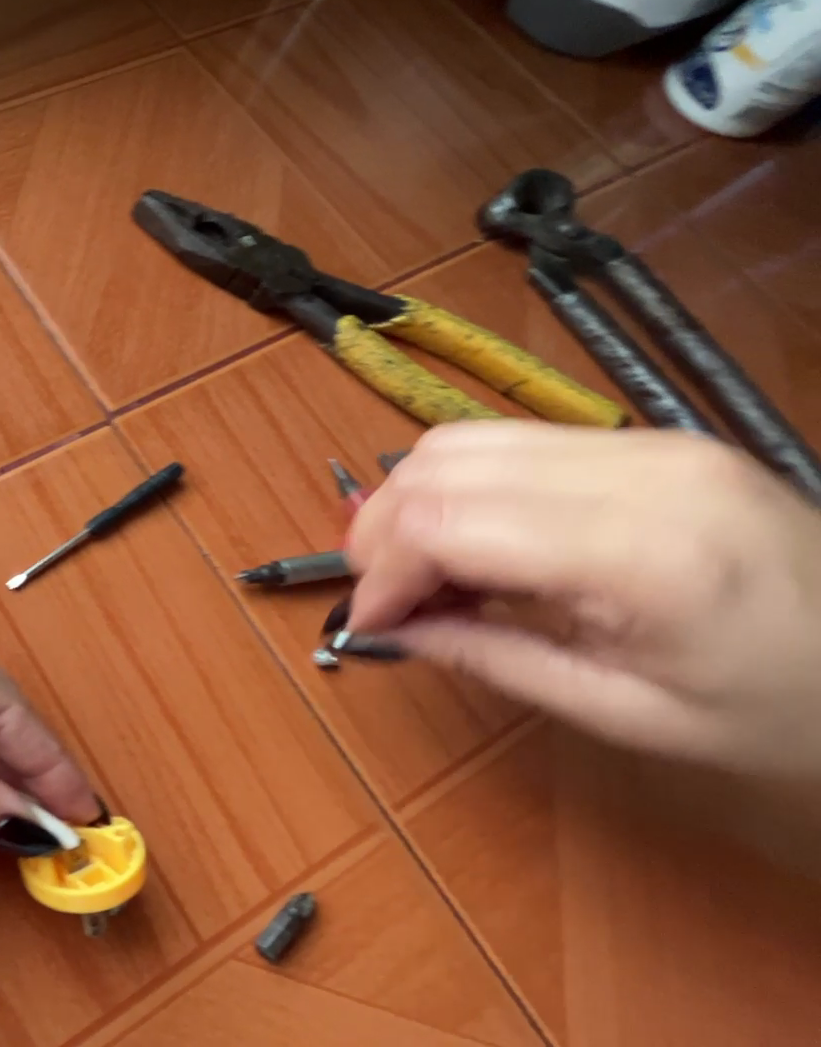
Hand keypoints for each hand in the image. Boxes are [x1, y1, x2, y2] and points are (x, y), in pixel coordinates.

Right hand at [346, 421, 820, 778]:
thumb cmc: (783, 710)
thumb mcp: (623, 711)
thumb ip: (488, 657)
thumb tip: (385, 626)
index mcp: (644, 555)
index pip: (446, 525)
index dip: (382, 572)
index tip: (369, 620)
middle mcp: (639, 472)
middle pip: (438, 469)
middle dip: (380, 532)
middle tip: (384, 595)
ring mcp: (644, 442)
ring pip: (455, 442)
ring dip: (406, 502)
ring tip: (416, 565)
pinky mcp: (641, 437)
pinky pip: (499, 440)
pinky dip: (450, 485)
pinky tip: (463, 535)